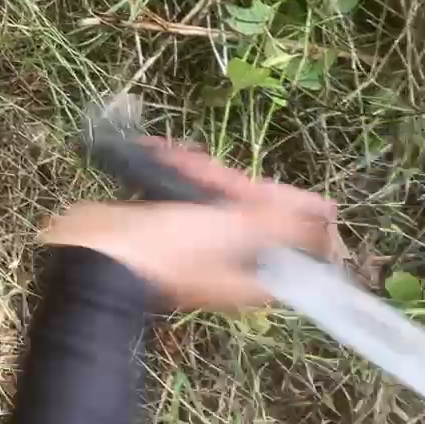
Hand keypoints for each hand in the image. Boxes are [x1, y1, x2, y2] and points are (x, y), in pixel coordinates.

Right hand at [43, 141, 336, 310]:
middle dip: (230, 183)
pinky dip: (169, 172)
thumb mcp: (233, 232)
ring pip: (209, 197)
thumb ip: (284, 221)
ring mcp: (190, 239)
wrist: (96, 254)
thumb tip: (327, 210)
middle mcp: (228, 256)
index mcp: (255, 271)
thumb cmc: (167, 249)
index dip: (281, 205)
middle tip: (208, 169)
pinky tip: (157, 153)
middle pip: (248, 211)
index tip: (260, 187)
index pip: (289, 235)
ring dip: (196, 171)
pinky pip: (175, 192)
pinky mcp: (157, 222)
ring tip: (174, 154)